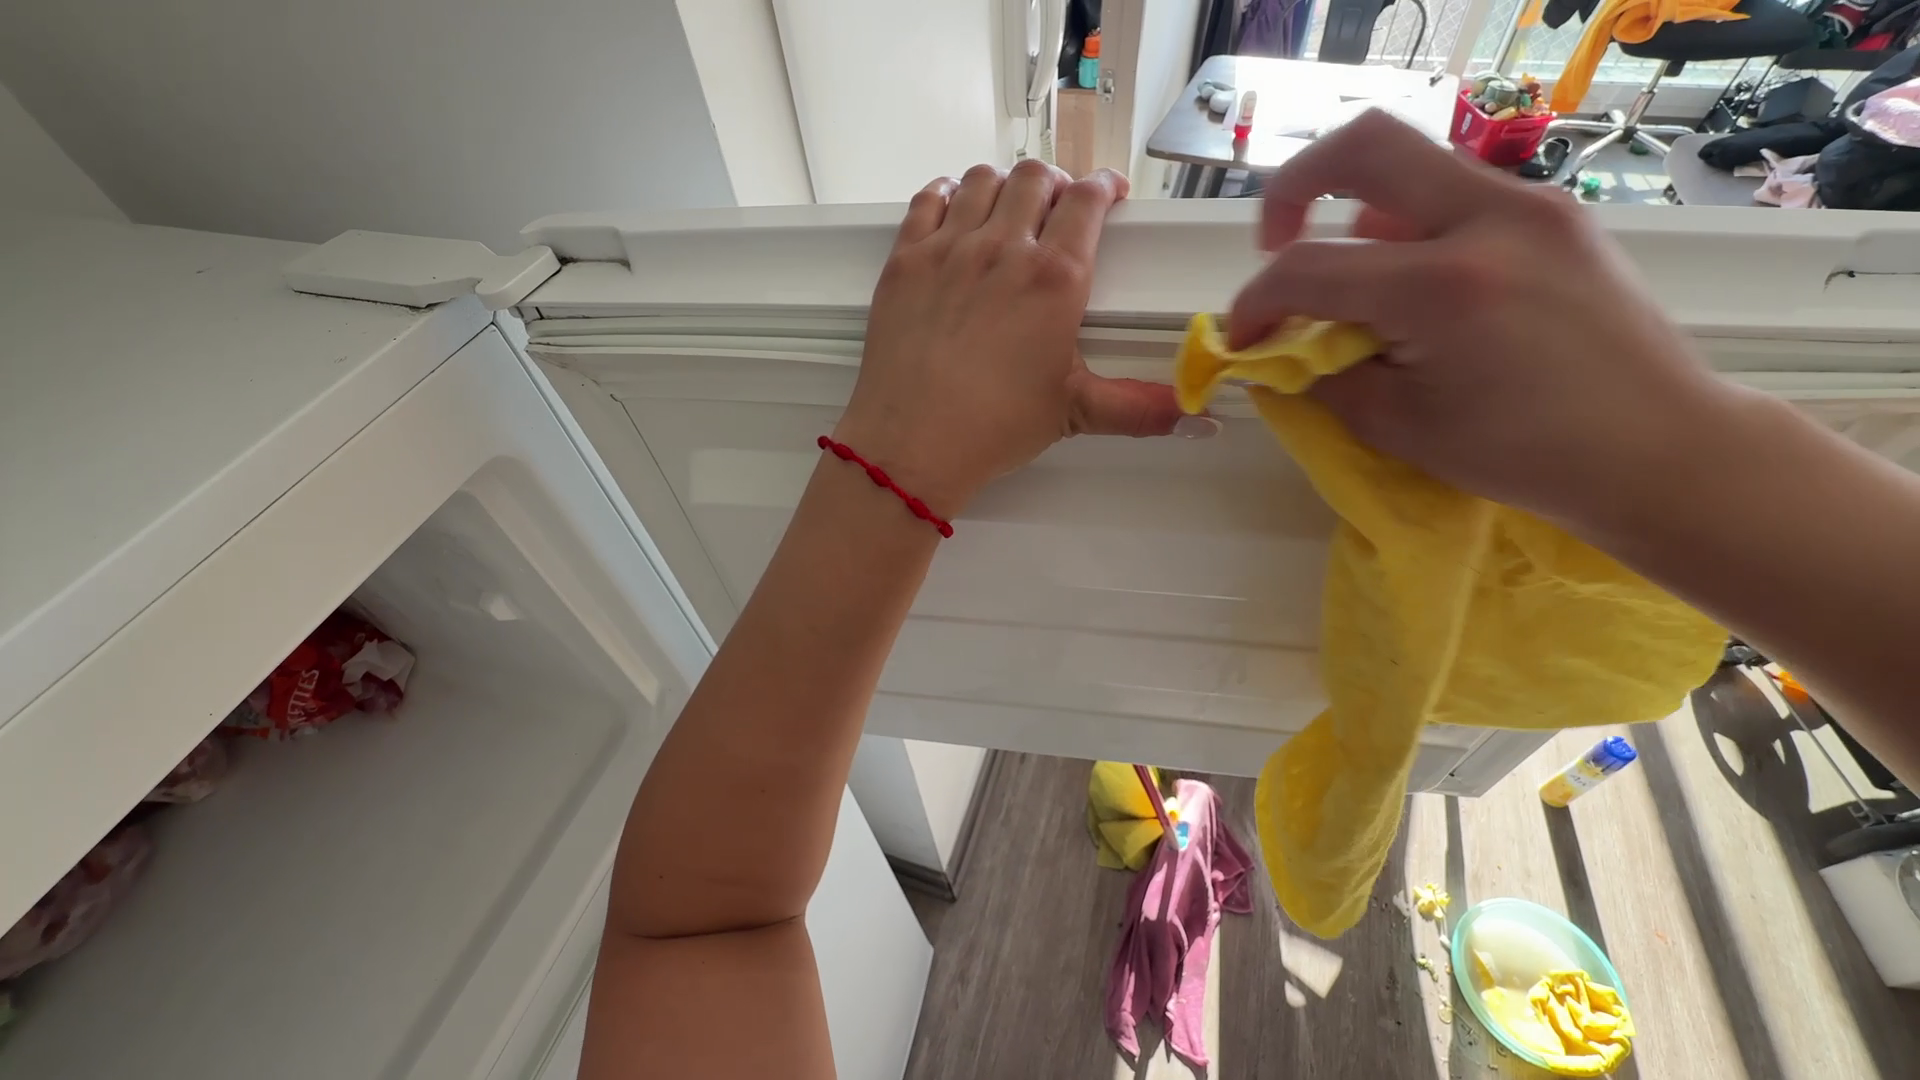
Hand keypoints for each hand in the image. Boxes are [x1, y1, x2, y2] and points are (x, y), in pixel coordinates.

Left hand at [835, 161, 1206, 516]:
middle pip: (1035, 179)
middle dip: (1055, 183)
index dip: (1103, 188)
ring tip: (1008, 207)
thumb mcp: (1074, 412)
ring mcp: (949, 249)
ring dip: (1003, 184)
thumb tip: (1195, 423)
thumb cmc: (994, 426)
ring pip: (983, 179)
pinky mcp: (905, 260)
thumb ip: (1139, 408)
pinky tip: (955, 207)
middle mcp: (1004, 249)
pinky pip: (929, 199)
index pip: (1088, 202)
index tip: (1109, 194)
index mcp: (1055, 279)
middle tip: (1057, 206)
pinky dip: (948, 193)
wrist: (912, 442)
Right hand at [1228, 111, 1742, 533]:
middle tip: (1273, 243)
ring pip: (1411, 167)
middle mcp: (1490, 220)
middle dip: (1293, 188)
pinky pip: (1456, 195)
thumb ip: (1322, 378)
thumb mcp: (1395, 425)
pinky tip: (1414, 289)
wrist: (1658, 448)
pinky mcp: (1555, 215)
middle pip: (1364, 146)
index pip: (1309, 269)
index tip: (1241, 339)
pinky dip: (1409, 229)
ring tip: (1355, 288)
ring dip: (1356, 217)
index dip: (1255, 304)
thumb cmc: (1521, 454)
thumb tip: (1280, 351)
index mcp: (1442, 287)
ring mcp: (1532, 206)